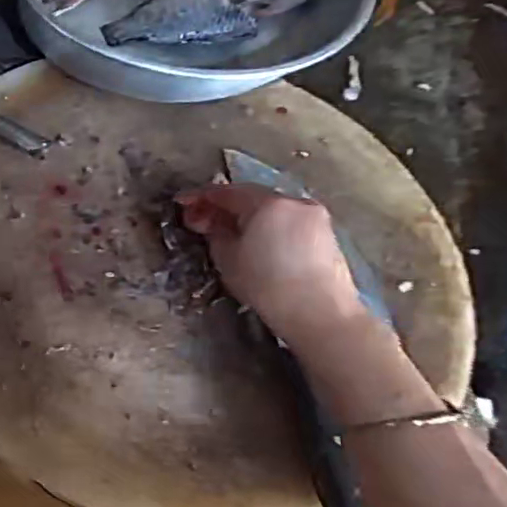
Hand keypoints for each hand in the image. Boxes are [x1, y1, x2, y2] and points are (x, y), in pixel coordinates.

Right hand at [176, 184, 370, 345]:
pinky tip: (256, 240)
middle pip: (251, 196)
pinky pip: (286, 220)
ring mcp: (313, 215)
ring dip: (246, 215)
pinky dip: (267, 224)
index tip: (182, 202)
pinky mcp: (324, 233)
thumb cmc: (267, 285)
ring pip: (271, 208)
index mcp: (267, 203)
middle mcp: (293, 201)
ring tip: (227, 231)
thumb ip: (215, 232)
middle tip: (201, 219)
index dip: (201, 196)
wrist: (320, 314)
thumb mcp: (228, 259)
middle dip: (224, 205)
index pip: (226, 192)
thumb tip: (210, 220)